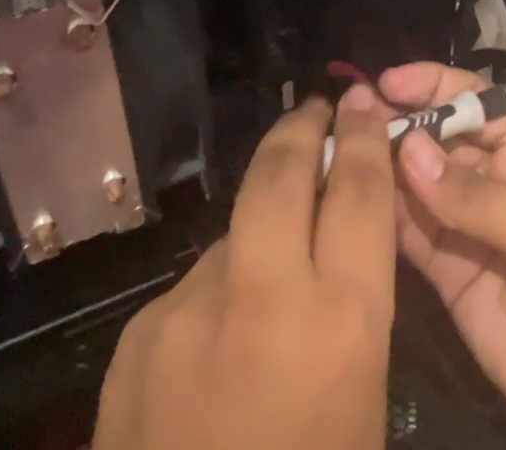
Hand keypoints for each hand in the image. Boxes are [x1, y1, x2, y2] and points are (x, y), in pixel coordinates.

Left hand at [95, 87, 394, 449]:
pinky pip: (193, 291)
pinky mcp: (139, 332)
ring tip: (270, 279)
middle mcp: (265, 292)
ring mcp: (190, 307)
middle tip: (316, 108)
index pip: (360, 195)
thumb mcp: (364, 400)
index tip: (362, 104)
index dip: (366, 140)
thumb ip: (350, 314)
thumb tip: (331, 255)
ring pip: (233, 235)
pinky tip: (217, 351)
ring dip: (258, 234)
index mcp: (342, 318)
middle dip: (301, 129)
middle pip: (281, 174)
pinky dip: (216, 298)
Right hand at [381, 63, 505, 449]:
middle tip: (348, 119)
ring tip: (337, 153)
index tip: (386, 83)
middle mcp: (503, 185)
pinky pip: (413, 236)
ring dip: (383, 169)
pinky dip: (383, 218)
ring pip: (421, 187)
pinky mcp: (452, 276)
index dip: (437, 90)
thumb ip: (481, 197)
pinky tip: (350, 201)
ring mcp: (475, 231)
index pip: (484, 106)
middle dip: (400, 127)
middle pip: (444, 143)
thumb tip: (409, 148)